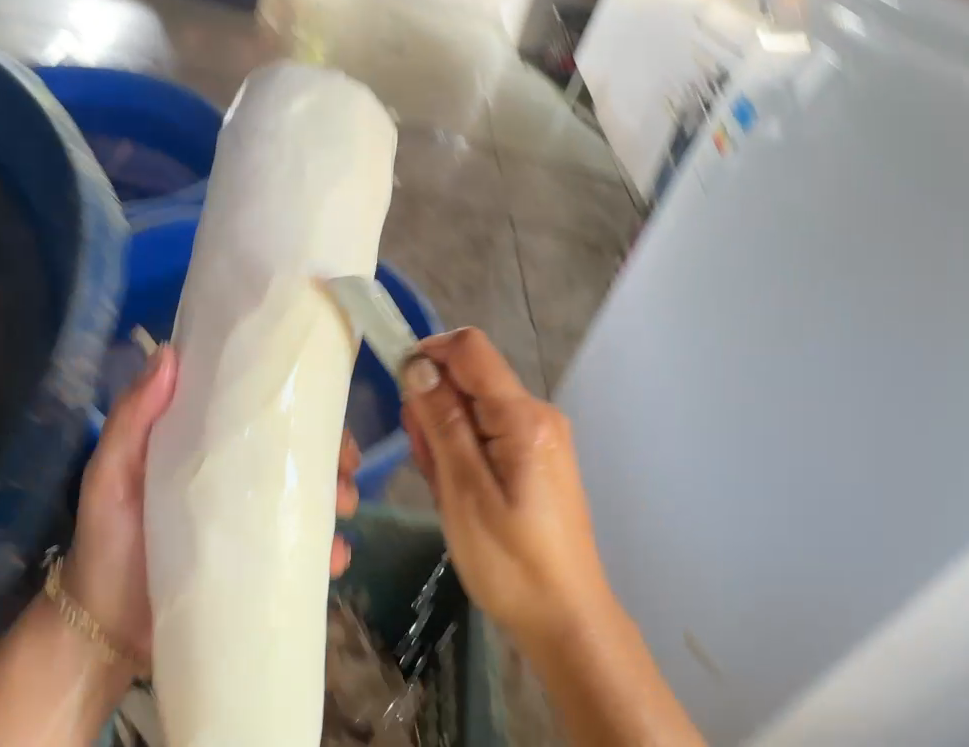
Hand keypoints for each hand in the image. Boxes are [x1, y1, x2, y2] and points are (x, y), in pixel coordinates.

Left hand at [61, 346, 361, 662]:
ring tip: (344, 506)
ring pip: (312, 500)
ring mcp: (253, 527)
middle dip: (334, 455)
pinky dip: (330, 552)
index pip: (262, 415)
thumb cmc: (105, 541)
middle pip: (300, 455)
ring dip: (340, 496)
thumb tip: (169, 353)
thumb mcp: (110, 474)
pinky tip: (336, 556)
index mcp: (208, 448)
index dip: (300, 406)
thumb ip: (132, 419)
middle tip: (345, 468)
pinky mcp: (260, 570)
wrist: (101, 631)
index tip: (326, 409)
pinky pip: (306, 555)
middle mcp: (239, 481)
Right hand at [400, 329, 611, 649]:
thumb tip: (418, 365)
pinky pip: (488, 434)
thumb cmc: (510, 563)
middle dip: (434, 409)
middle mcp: (536, 414)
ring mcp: (539, 436)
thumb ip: (441, 422)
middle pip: (469, 380)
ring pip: (473, 409)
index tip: (402, 396)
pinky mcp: (536, 458)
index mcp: (523, 416)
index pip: (469, 348)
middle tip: (427, 466)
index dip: (428, 356)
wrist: (566, 620)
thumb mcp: (463, 492)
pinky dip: (463, 454)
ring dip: (446, 437)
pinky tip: (460, 495)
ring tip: (445, 490)